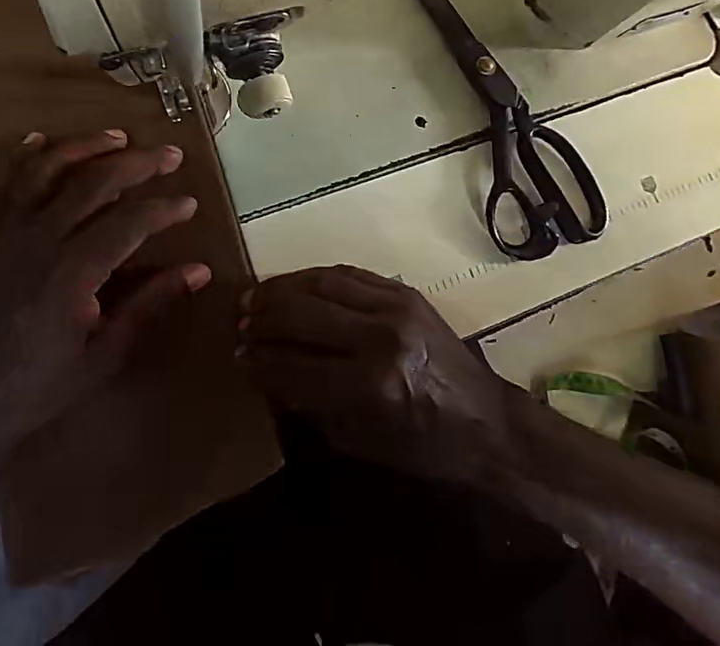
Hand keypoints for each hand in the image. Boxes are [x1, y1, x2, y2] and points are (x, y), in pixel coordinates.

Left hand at [0, 130, 209, 443]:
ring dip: (85, 148)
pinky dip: (29, 160)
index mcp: (72, 272)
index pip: (130, 222)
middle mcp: (37, 241)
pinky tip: (41, 143)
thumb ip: (150, 305)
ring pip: (46, 172)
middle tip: (170, 154)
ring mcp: (3, 237)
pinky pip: (6, 188)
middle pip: (94, 183)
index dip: (164, 208)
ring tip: (116, 137)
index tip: (190, 203)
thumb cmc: (33, 390)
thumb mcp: (104, 355)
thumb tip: (198, 271)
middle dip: (137, 163)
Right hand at [238, 266, 522, 482]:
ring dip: (283, 288)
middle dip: (263, 318)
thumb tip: (268, 372)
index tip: (235, 358)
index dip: (258, 362)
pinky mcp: (407, 292)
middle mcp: (381, 337)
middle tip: (238, 322)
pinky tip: (297, 285)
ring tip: (256, 297)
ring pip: (323, 283)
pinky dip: (317, 277)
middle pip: (303, 314)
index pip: (294, 365)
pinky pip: (351, 273)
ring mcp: (397, 307)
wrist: (484, 420)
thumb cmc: (423, 445)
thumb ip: (310, 404)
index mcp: (371, 385)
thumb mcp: (359, 441)